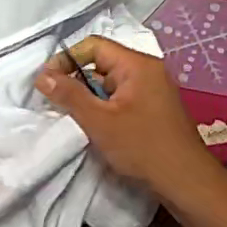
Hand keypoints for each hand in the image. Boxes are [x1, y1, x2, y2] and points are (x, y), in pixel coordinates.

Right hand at [34, 37, 224, 197]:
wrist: (184, 180)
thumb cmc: (141, 147)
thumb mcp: (98, 120)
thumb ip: (68, 95)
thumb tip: (42, 76)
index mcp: (137, 65)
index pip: (93, 46)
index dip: (66, 59)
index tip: (47, 82)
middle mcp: (147, 70)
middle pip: (101, 62)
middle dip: (75, 80)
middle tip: (55, 101)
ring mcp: (152, 89)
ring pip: (109, 82)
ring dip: (88, 96)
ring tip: (72, 115)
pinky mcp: (152, 107)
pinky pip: (120, 96)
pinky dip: (102, 106)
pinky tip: (93, 124)